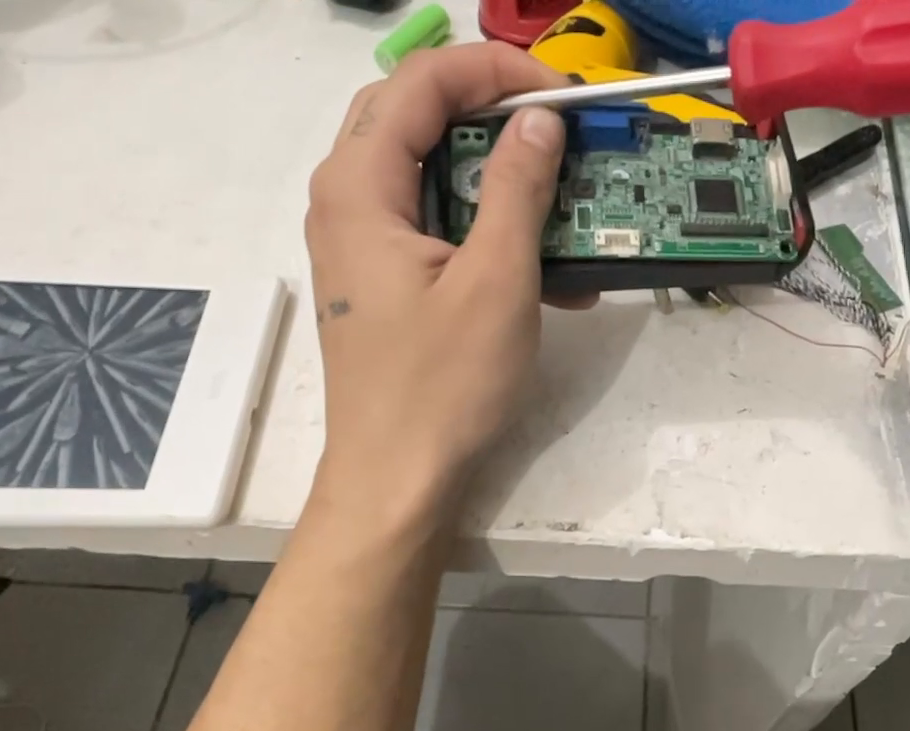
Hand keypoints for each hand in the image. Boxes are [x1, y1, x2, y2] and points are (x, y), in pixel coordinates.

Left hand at [302, 44, 572, 534]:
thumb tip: (540, 123)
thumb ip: (519, 191)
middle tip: (559, 133)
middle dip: (494, 116)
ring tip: (563, 202)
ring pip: (431, 176)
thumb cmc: (444, 385)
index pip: (420, 84)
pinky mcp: (383, 283)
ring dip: (499, 182)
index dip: (495, 73)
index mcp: (359, 186)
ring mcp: (361, 245)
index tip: (563, 98)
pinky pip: (436, 230)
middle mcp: (346, 201)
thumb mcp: (497, 283)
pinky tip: (549, 273)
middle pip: (416, 118)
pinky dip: (488, 235)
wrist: (398, 478)